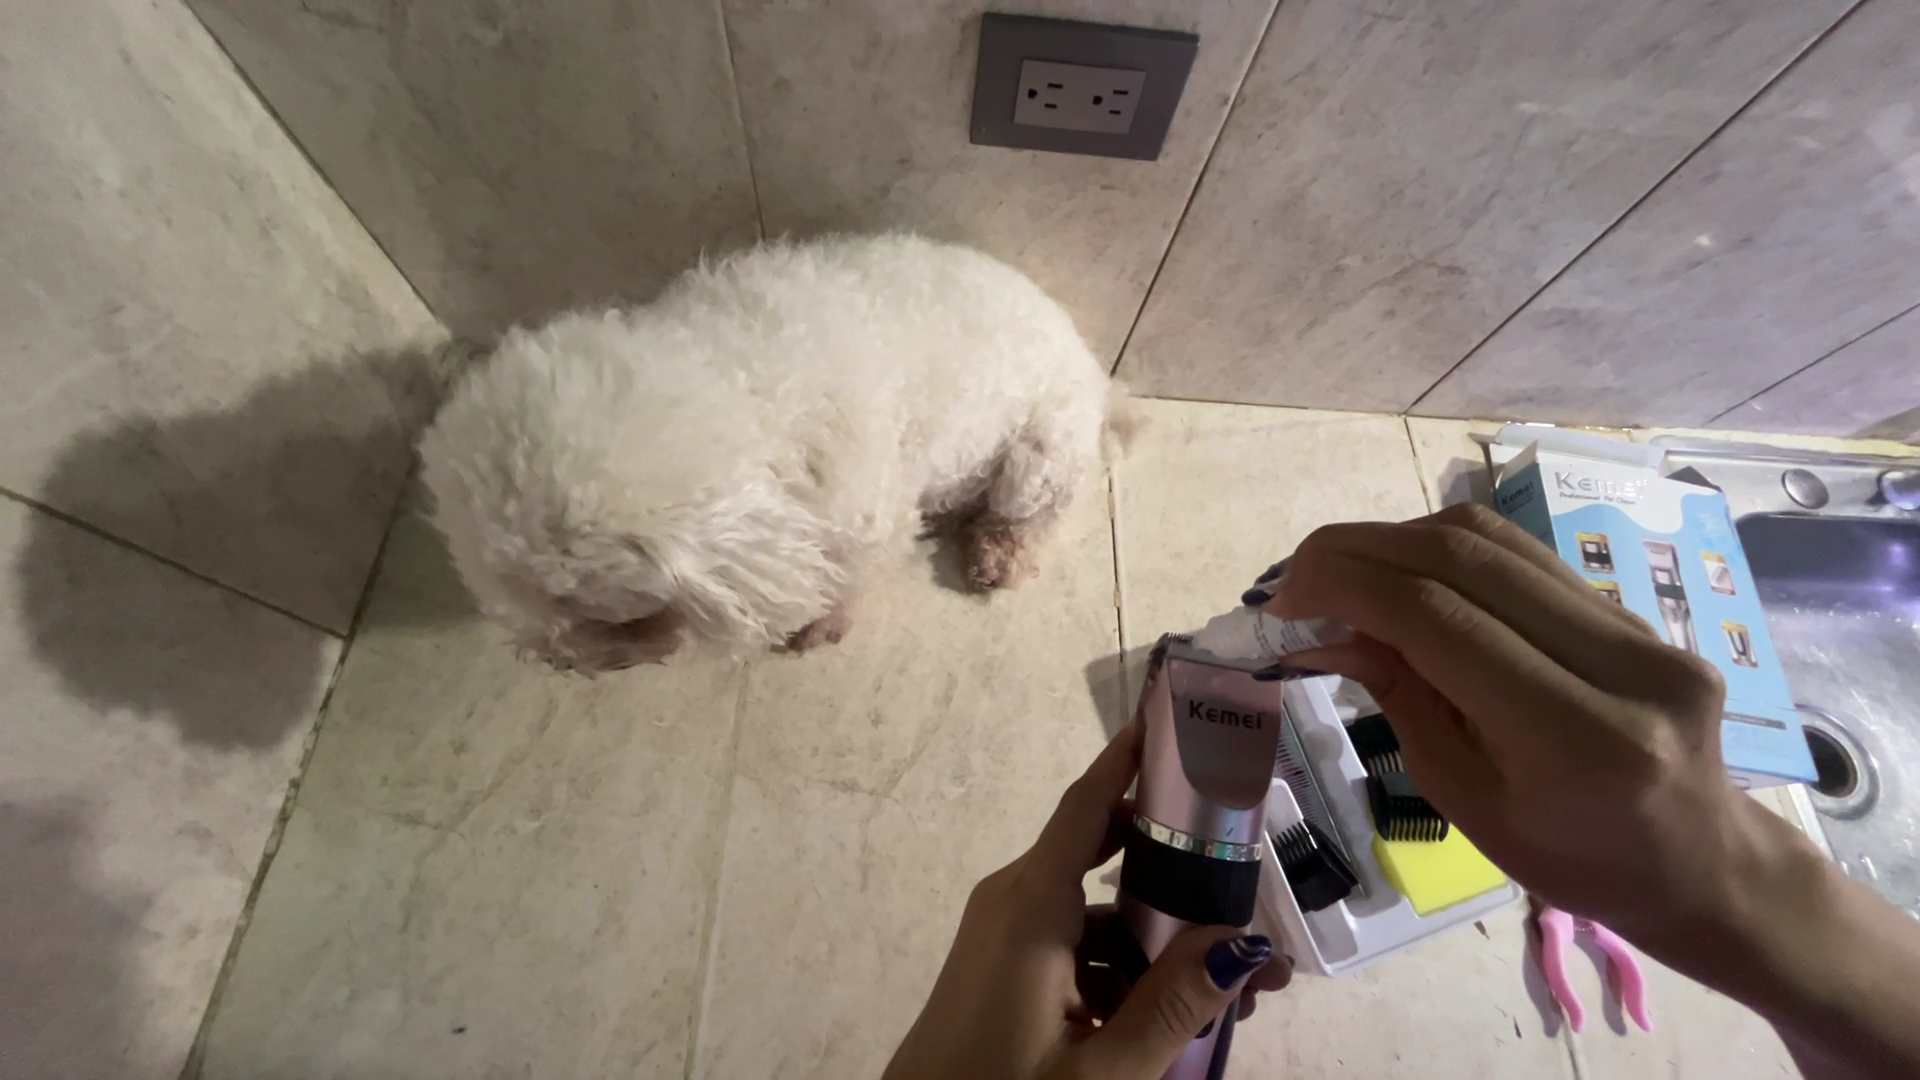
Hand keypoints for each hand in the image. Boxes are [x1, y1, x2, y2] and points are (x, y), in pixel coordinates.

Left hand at [882, 723, 1289, 1079]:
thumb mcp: (1104, 1067)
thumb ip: (1175, 1005)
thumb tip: (1249, 947)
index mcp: (1030, 901)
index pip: (1084, 804)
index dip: (1123, 758)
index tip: (1162, 720)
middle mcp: (1014, 896)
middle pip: (1099, 851)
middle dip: (1168, 859)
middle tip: (1237, 868)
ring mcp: (1005, 928)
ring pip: (1092, 909)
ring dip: (1151, 933)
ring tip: (1227, 979)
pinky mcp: (1003, 958)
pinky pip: (1071, 939)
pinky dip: (1117, 961)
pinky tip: (1166, 1008)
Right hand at [1267, 502, 1919, 1077]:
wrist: (1695, 859)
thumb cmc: (1561, 852)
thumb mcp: (1456, 790)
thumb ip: (1395, 692)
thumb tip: (1319, 628)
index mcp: (1578, 736)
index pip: (1435, 616)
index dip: (1343, 586)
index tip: (1283, 600)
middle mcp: (1623, 662)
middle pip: (1458, 558)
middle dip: (1353, 551)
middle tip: (1294, 576)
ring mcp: (1636, 623)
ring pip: (1485, 537)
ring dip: (1389, 538)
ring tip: (1338, 572)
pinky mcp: (1626, 604)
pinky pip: (1512, 548)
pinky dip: (1433, 544)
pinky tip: (1396, 569)